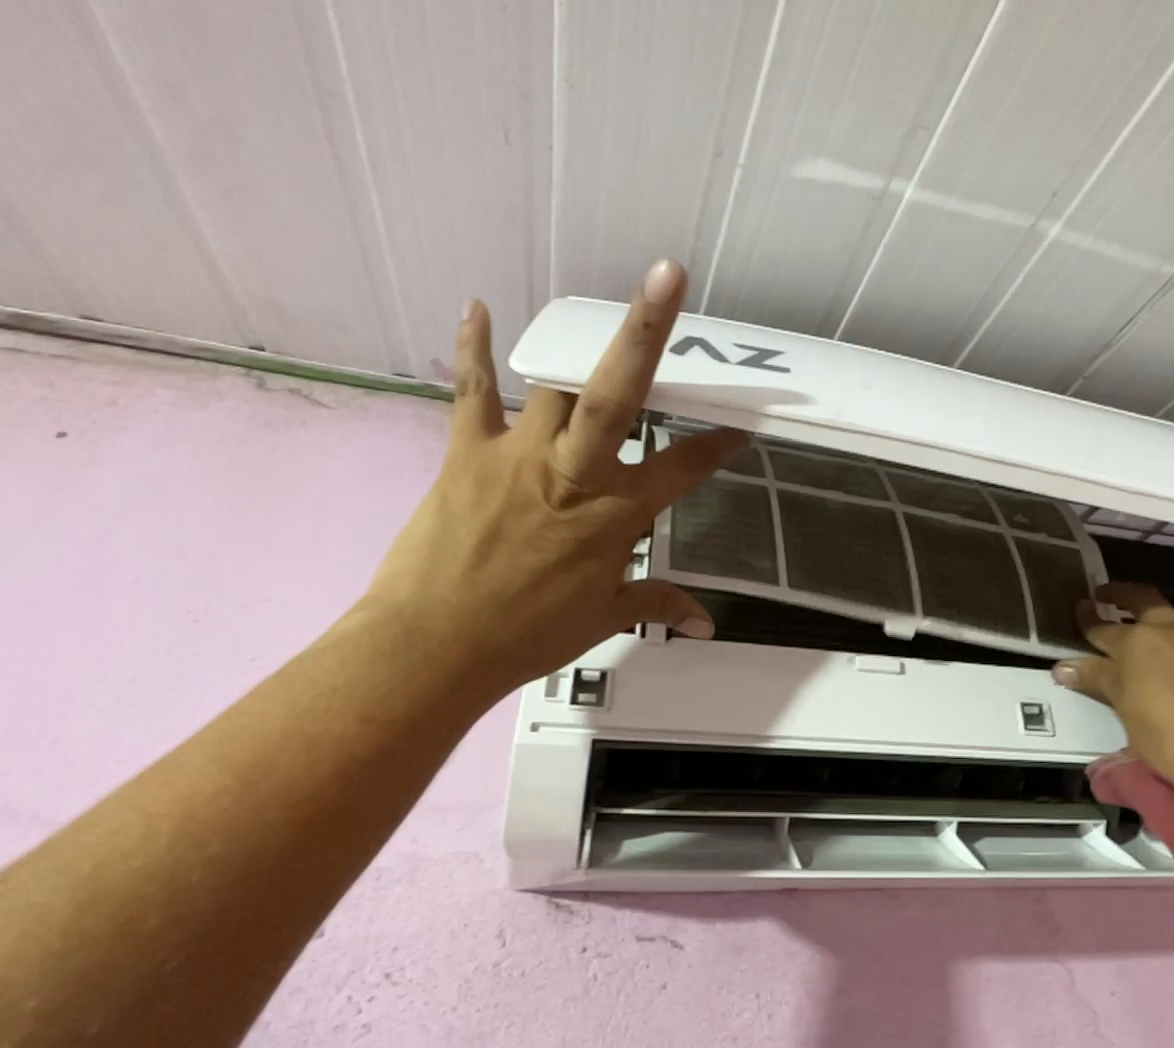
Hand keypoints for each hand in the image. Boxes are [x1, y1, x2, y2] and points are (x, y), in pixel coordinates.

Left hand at [352, 259, 745, 703]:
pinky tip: (478, 306)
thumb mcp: (603, 617)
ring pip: (555, 384)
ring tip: (589, 333)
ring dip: (574, 357)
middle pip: (617, 391)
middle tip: (670, 275)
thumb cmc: (528, 636)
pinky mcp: (468, 451)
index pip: (682, 467)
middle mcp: (574, 470)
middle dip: (646, 331)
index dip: (714, 445)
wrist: (434, 647)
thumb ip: (659, 604)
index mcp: (616, 513)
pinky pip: (473, 390)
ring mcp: (519, 453)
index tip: (739, 425)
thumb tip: (708, 625)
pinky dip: (475, 348)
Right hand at [1052, 583, 1173, 812]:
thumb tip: (1064, 667)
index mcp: (1140, 642)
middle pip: (1146, 603)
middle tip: (1108, 596)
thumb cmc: (1170, 740)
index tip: (1080, 611)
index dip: (1089, 622)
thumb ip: (1098, 680)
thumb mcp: (1125, 711)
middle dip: (1123, 596)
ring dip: (1168, 637)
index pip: (1104, 628)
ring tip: (1160, 658)